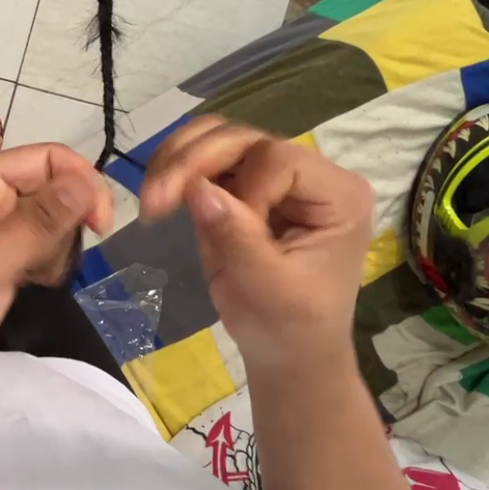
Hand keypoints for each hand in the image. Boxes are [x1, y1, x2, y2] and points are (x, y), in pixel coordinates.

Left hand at [0, 144, 113, 416]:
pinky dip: (46, 264)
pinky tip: (31, 284)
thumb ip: (41, 221)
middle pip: (54, 187)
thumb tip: (87, 182)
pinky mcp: (0, 254)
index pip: (47, 158)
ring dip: (56, 249)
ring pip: (53, 219)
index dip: (81, 182)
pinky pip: (41, 245)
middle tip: (46, 264)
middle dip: (65, 224)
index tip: (101, 226)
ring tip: (32, 277)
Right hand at [138, 117, 373, 375]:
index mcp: (337, 195)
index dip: (244, 190)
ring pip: (215, 137)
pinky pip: (200, 156)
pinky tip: (156, 195)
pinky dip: (172, 168)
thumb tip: (197, 188)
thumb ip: (238, 237)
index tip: (234, 239)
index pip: (279, 159)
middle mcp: (307, 172)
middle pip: (240, 138)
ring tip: (151, 197)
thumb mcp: (269, 289)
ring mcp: (269, 174)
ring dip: (174, 160)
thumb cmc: (290, 326)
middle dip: (191, 163)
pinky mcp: (238, 183)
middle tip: (153, 201)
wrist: (284, 352)